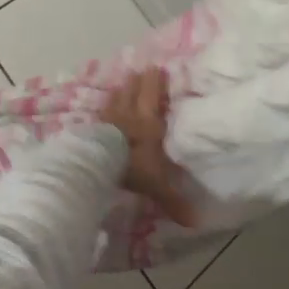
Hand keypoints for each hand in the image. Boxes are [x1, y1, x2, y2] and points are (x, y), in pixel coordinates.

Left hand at [101, 70, 198, 227]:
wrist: (97, 162)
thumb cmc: (132, 167)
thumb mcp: (156, 183)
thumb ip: (174, 200)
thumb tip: (196, 221)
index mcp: (148, 122)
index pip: (152, 96)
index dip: (156, 82)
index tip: (158, 68)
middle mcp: (128, 115)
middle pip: (133, 92)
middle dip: (139, 81)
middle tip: (141, 69)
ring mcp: (108, 119)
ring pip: (116, 98)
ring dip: (121, 89)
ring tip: (124, 80)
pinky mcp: (92, 126)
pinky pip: (101, 111)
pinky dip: (105, 106)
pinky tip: (103, 105)